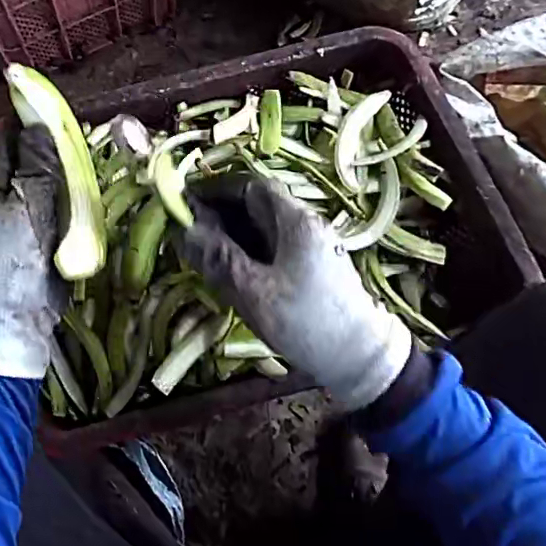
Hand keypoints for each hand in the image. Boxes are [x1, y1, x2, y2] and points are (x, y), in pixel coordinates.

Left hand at [0, 123, 66, 378]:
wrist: (12, 321)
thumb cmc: (17, 260)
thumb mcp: (30, 205)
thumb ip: (37, 163)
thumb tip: (38, 121)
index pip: (5, 136)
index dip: (28, 119)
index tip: (58, 113)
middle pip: (23, 157)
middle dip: (49, 146)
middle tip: (81, 141)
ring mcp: (12, 218)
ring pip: (37, 181)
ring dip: (59, 173)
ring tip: (86, 167)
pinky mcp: (29, 238)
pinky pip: (47, 205)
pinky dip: (63, 198)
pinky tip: (81, 200)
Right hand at [178, 176, 411, 409]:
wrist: (359, 358)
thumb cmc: (306, 322)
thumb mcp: (254, 292)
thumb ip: (219, 258)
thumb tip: (185, 230)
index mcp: (295, 221)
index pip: (250, 186)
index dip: (216, 189)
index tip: (187, 201)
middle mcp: (305, 225)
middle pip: (256, 205)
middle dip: (220, 213)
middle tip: (188, 231)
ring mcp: (310, 245)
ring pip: (263, 227)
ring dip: (232, 233)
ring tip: (202, 251)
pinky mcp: (310, 265)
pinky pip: (272, 246)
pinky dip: (247, 250)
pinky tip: (229, 269)